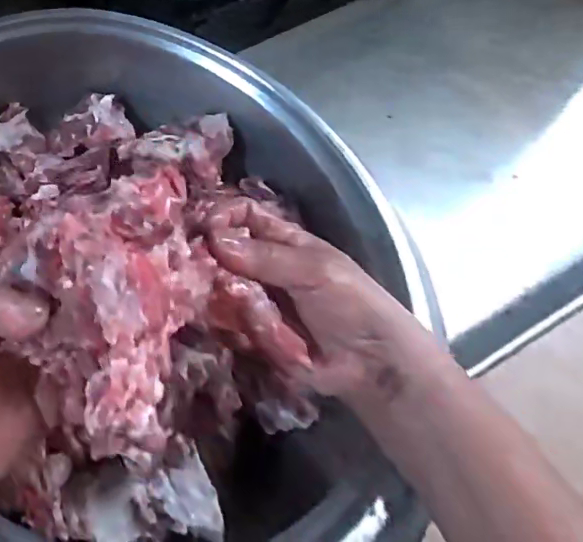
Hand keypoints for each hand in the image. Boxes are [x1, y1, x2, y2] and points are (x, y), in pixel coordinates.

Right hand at [205, 199, 438, 405]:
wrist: (378, 370)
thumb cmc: (357, 308)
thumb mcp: (318, 272)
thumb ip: (266, 256)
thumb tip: (213, 240)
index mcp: (277, 239)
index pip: (238, 213)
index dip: (220, 214)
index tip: (203, 227)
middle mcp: (255, 263)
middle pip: (215, 248)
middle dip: (209, 258)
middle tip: (214, 273)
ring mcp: (249, 295)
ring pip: (215, 285)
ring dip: (231, 298)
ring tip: (262, 316)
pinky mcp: (247, 328)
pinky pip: (227, 321)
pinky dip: (243, 327)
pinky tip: (270, 336)